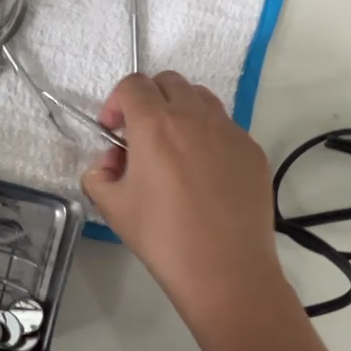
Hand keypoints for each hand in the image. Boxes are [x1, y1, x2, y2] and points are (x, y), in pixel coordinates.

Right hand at [81, 71, 285, 322]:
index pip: (132, 86)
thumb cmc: (162, 238)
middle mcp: (195, 118)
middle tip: (139, 137)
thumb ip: (98, 175)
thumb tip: (108, 164)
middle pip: (168, 82)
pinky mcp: (252, 151)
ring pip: (200, 99)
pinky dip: (206, 137)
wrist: (224, 269)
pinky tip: (201, 176)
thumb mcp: (112, 208)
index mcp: (155, 126)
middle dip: (148, 100)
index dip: (115, 102)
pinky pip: (224, 128)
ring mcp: (229, 132)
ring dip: (179, 112)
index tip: (112, 131)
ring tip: (171, 151)